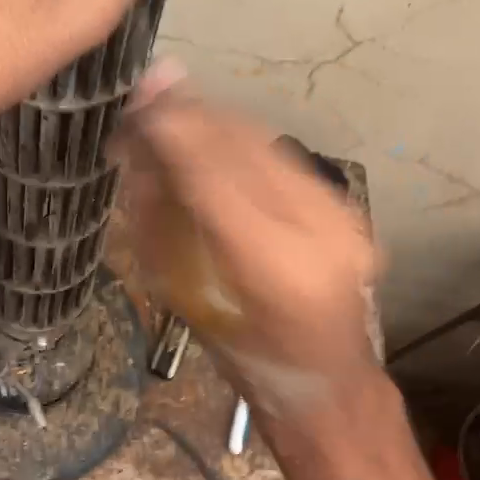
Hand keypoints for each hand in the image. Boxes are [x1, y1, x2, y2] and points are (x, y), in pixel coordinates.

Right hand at [117, 68, 381, 416]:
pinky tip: (207, 132)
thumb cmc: (241, 354)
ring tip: (168, 110)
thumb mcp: (181, 294)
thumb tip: (133, 146)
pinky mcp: (345, 205)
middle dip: (187, 114)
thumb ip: (160, 219)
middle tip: (143, 98)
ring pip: (262, 139)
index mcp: (269, 270)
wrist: (328, 382)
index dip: (171, 131)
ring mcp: (340, 216)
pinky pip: (279, 151)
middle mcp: (316, 234)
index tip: (134, 103)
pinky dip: (236, 134)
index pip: (211, 177)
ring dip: (210, 118)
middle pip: (241, 146)